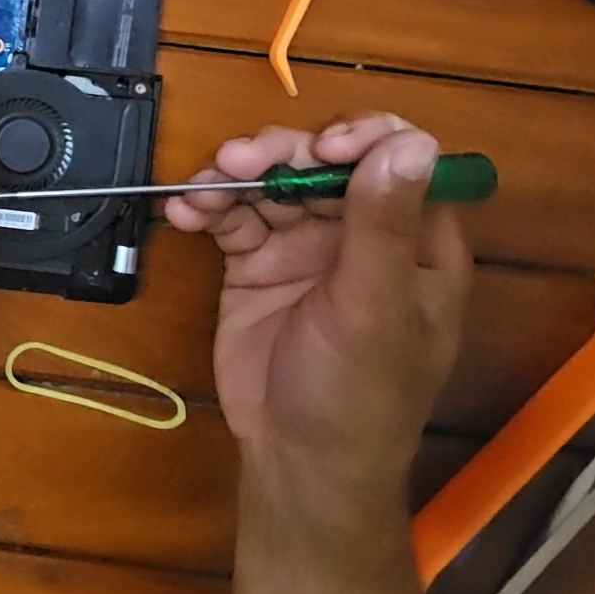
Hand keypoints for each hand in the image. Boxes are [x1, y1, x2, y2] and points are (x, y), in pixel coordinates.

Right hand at [163, 113, 471, 490]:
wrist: (293, 454)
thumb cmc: (358, 390)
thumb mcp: (374, 307)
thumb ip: (384, 224)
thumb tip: (411, 141)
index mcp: (411, 240)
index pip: (396, 161)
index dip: (360, 139)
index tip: (322, 148)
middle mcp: (354, 233)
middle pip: (318, 163)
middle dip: (277, 153)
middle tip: (234, 160)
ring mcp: (299, 246)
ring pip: (266, 183)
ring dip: (230, 177)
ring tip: (200, 192)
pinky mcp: (252, 262)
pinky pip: (228, 218)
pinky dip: (203, 208)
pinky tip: (183, 213)